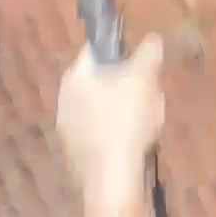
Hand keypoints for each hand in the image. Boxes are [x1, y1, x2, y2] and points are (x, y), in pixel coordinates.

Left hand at [57, 36, 165, 209]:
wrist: (112, 179)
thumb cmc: (126, 118)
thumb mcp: (145, 76)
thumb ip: (149, 50)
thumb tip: (151, 38)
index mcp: (75, 75)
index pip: (97, 49)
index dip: (122, 50)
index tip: (140, 62)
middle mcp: (63, 99)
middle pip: (101, 78)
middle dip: (125, 82)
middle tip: (147, 91)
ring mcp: (66, 129)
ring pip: (101, 105)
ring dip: (121, 107)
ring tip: (144, 118)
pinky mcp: (74, 154)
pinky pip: (98, 130)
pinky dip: (114, 130)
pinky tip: (132, 140)